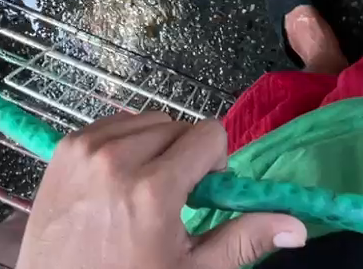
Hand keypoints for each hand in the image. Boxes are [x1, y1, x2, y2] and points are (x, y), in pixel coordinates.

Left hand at [20, 113, 305, 267]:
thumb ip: (244, 240)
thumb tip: (297, 225)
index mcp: (152, 190)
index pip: (209, 134)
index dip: (215, 162)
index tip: (202, 193)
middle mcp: (118, 159)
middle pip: (179, 127)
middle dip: (184, 156)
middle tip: (171, 201)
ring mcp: (86, 149)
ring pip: (147, 121)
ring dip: (154, 147)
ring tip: (141, 192)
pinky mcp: (65, 148)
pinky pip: (113, 123)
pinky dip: (123, 144)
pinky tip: (116, 182)